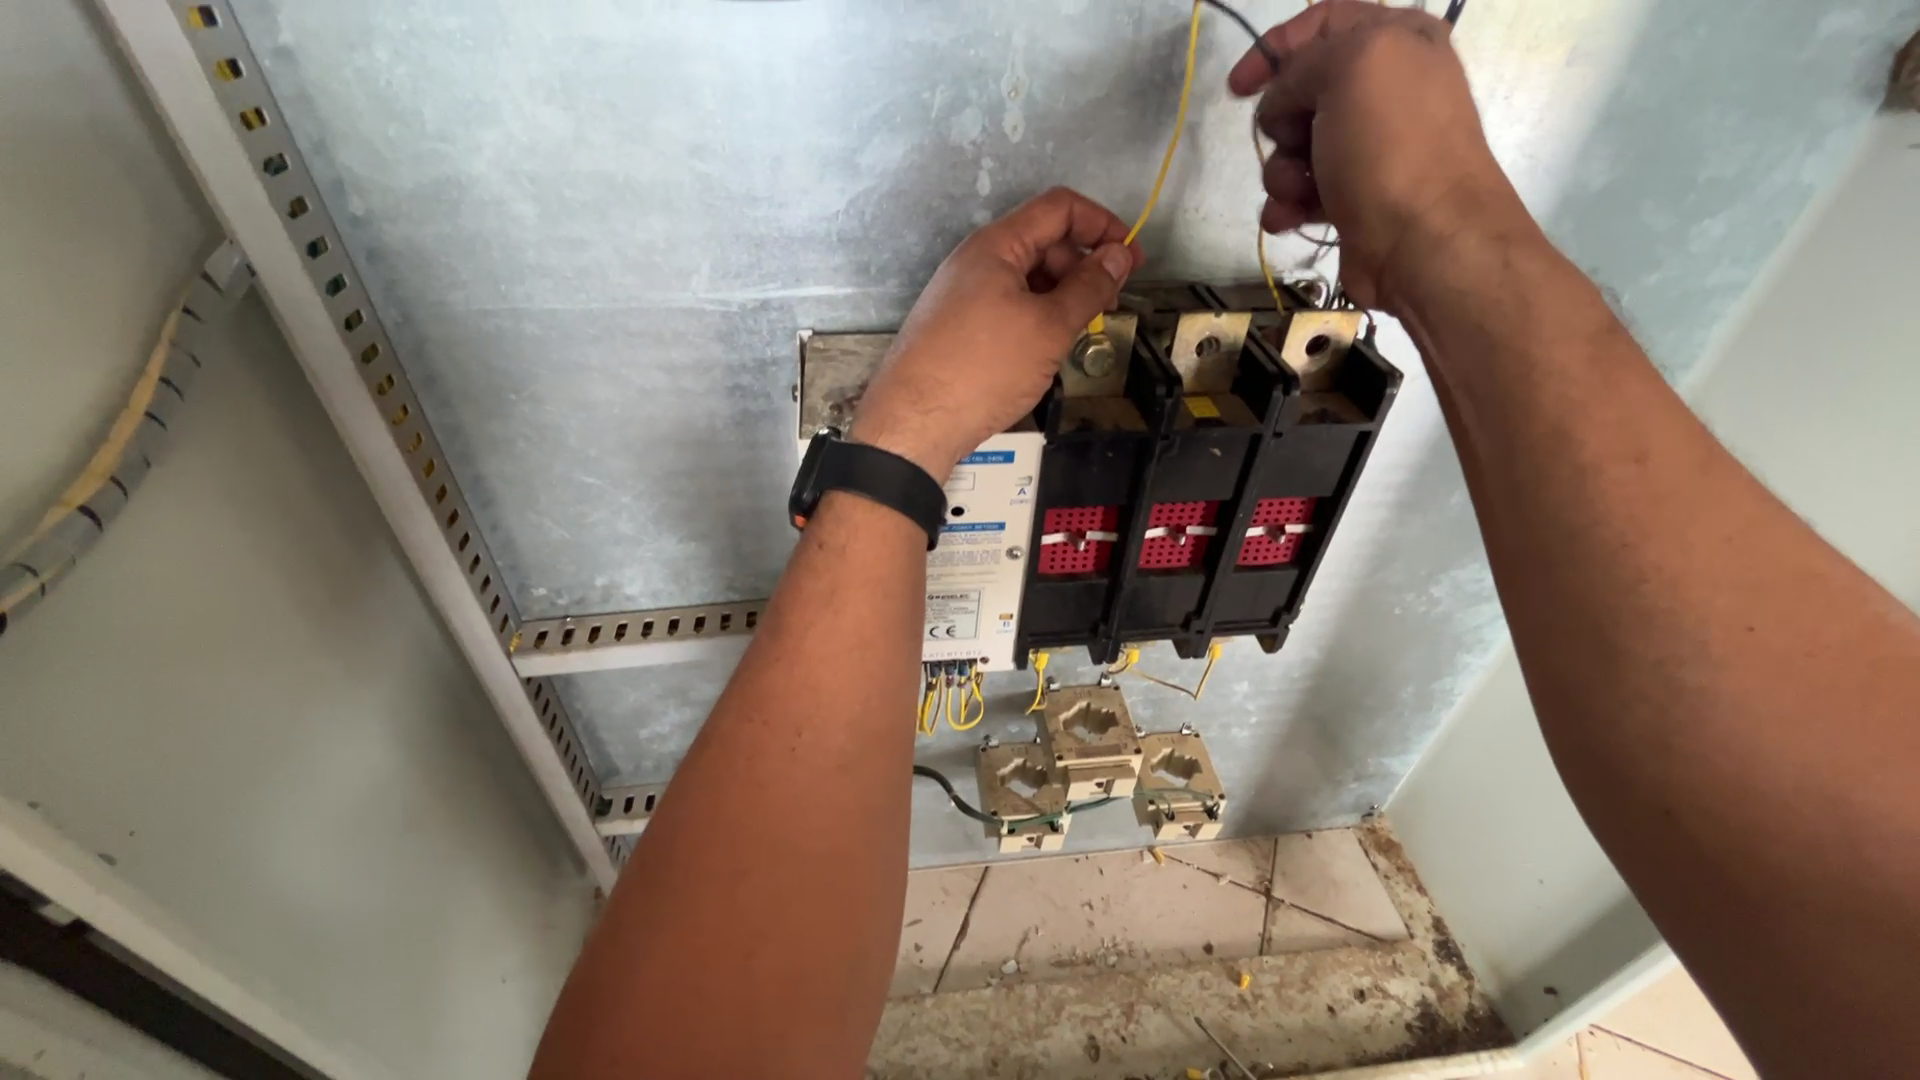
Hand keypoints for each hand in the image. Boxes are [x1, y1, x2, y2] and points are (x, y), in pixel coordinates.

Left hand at [849, 187, 1142, 477]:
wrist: (913, 424)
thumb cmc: (981, 370)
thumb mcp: (1048, 328)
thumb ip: (1088, 287)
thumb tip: (1118, 255)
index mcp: (996, 246)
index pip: (1059, 208)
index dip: (1102, 224)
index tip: (1131, 258)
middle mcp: (974, 262)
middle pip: (1042, 243)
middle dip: (1082, 266)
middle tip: (1108, 304)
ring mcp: (962, 296)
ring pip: (1024, 280)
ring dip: (1060, 297)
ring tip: (1077, 333)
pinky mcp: (956, 328)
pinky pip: (1006, 308)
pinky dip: (1034, 319)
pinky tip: (1045, 350)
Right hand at [1228, 2, 1533, 312]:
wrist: (1423, 240)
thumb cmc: (1392, 146)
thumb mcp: (1350, 69)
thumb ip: (1303, 64)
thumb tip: (1283, 104)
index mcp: (1395, 41)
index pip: (1323, 23)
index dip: (1275, 48)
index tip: (1238, 87)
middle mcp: (1383, 89)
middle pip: (1300, 93)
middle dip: (1280, 122)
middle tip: (1290, 141)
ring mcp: (1366, 148)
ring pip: (1293, 148)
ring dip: (1281, 172)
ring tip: (1297, 192)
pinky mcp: (1349, 197)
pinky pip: (1298, 192)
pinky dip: (1286, 205)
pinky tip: (1290, 218)